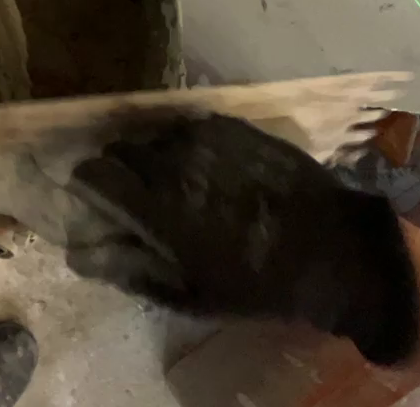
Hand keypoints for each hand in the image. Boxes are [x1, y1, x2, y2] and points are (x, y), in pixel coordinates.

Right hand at [62, 111, 419, 365]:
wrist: (342, 254)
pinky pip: (186, 127)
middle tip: (139, 192)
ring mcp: (200, 137)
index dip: (87, 184)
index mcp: (157, 207)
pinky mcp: (227, 124)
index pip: (93, 174)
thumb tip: (77, 256)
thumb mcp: (194, 295)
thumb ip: (132, 270)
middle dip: (120, 169)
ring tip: (176, 179)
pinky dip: (185, 144)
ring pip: (152, 136)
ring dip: (153, 156)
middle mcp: (170, 162)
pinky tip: (208, 167)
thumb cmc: (262, 285)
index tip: (95, 195)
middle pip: (118, 149)